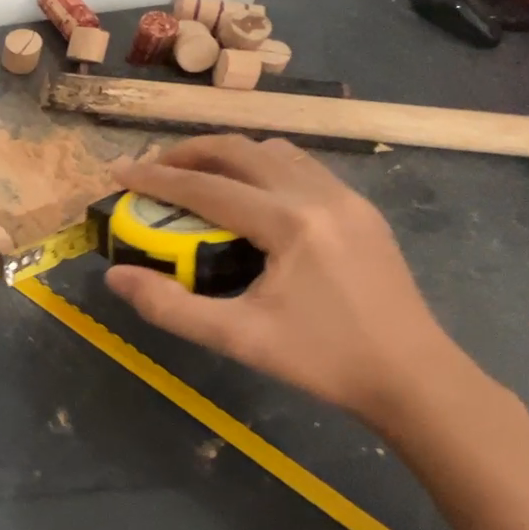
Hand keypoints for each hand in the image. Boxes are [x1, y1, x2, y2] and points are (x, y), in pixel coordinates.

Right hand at [105, 135, 462, 419]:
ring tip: (194, 178)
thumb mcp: (236, 338)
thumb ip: (169, 306)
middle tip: (151, 170)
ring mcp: (347, 200)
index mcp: (291, 223)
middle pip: (240, 151)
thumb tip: (115, 276)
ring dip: (226, 156)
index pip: (206, 188)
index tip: (117, 173)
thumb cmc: (322, 359)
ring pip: (274, 153)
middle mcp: (320, 197)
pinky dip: (259, 168)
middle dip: (188, 154)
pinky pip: (300, 168)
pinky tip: (245, 197)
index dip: (155, 180)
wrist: (413, 377)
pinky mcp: (360, 211)